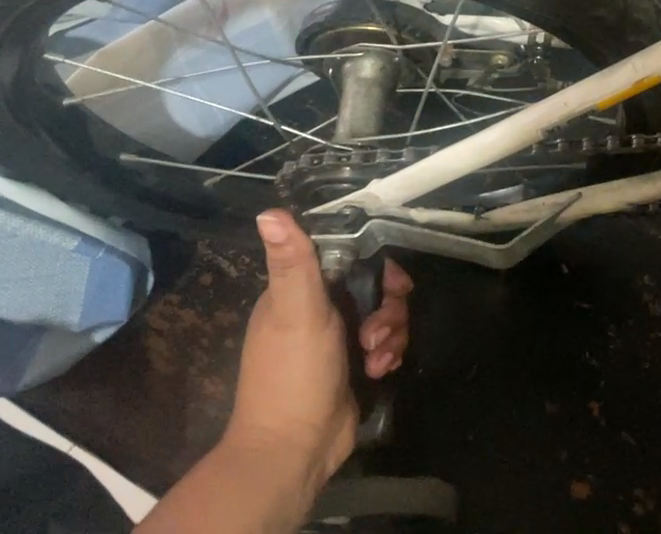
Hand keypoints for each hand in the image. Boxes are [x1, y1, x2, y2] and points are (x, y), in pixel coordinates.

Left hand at [221, 211, 411, 489]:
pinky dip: (389, 353)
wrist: (295, 450)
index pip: (350, 253)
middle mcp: (320, 308)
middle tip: (378, 329)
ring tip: (376, 356)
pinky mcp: (356, 363)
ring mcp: (339, 337)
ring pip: (386, 313)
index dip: (377, 260)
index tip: (392, 280)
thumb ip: (292, 262)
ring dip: (391, 332)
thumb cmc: (292, 374)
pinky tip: (379, 371)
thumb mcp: (295, 311)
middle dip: (388, 305)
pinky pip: (388, 341)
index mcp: (300, 290)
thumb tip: (269, 210)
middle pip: (375, 284)